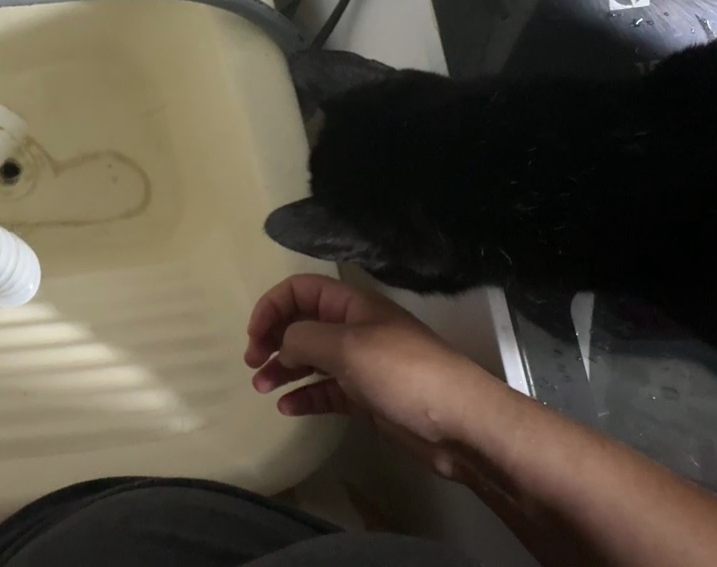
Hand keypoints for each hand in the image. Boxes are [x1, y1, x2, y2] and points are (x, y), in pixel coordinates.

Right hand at [245, 273, 504, 475]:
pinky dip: (305, 396)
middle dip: (273, 339)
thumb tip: (282, 345)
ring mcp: (362, 364)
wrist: (463, 425)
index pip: (300, 290)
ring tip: (260, 387)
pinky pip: (326, 390)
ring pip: (311, 359)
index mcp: (351, 304)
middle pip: (302, 324)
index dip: (272, 306)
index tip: (254, 335)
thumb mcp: (346, 346)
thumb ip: (303, 338)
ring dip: (283, 370)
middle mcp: (354, 328)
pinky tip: (287, 407)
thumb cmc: (403, 373)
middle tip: (252, 362)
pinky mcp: (368, 397)